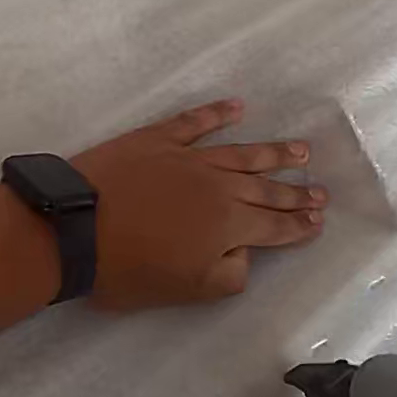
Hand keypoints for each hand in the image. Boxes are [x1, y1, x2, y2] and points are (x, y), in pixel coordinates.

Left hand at [71, 99, 325, 308]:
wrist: (74, 228)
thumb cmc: (130, 269)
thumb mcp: (189, 290)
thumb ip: (230, 274)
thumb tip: (244, 253)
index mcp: (229, 226)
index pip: (274, 227)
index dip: (298, 226)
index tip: (318, 221)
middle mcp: (220, 188)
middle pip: (267, 190)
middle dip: (296, 193)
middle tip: (321, 192)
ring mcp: (191, 158)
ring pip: (243, 153)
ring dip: (274, 153)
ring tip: (301, 150)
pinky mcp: (160, 140)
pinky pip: (196, 122)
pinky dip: (218, 113)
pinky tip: (238, 107)